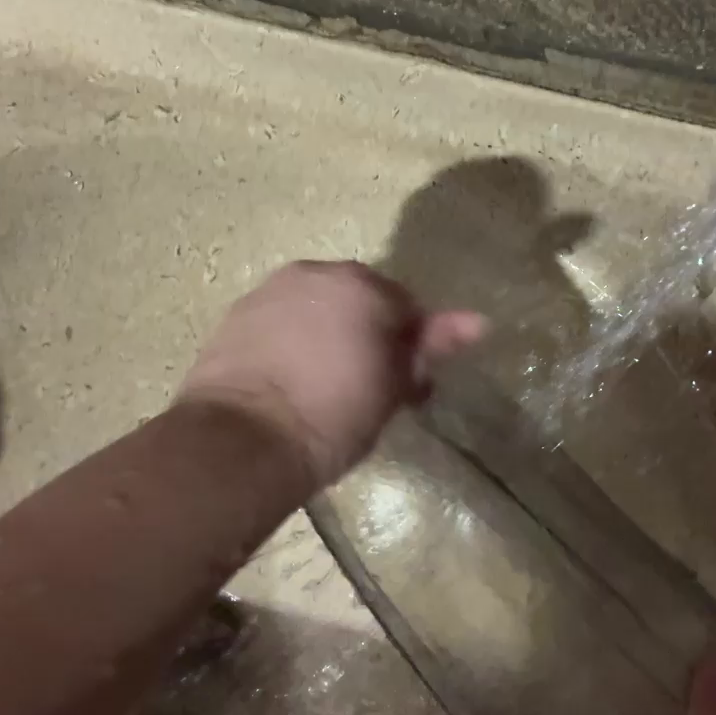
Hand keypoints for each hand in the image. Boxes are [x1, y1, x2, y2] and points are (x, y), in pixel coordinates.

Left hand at [177, 261, 486, 483]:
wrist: (240, 441)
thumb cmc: (332, 418)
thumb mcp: (391, 388)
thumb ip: (431, 347)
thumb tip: (478, 322)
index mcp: (365, 287)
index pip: (406, 308)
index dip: (409, 346)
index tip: (403, 384)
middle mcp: (319, 274)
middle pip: (359, 299)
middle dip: (367, 331)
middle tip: (366, 383)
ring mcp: (273, 290)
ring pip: (317, 306)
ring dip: (328, 332)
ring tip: (323, 383)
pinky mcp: (237, 313)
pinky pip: (281, 319)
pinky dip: (291, 339)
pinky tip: (288, 378)